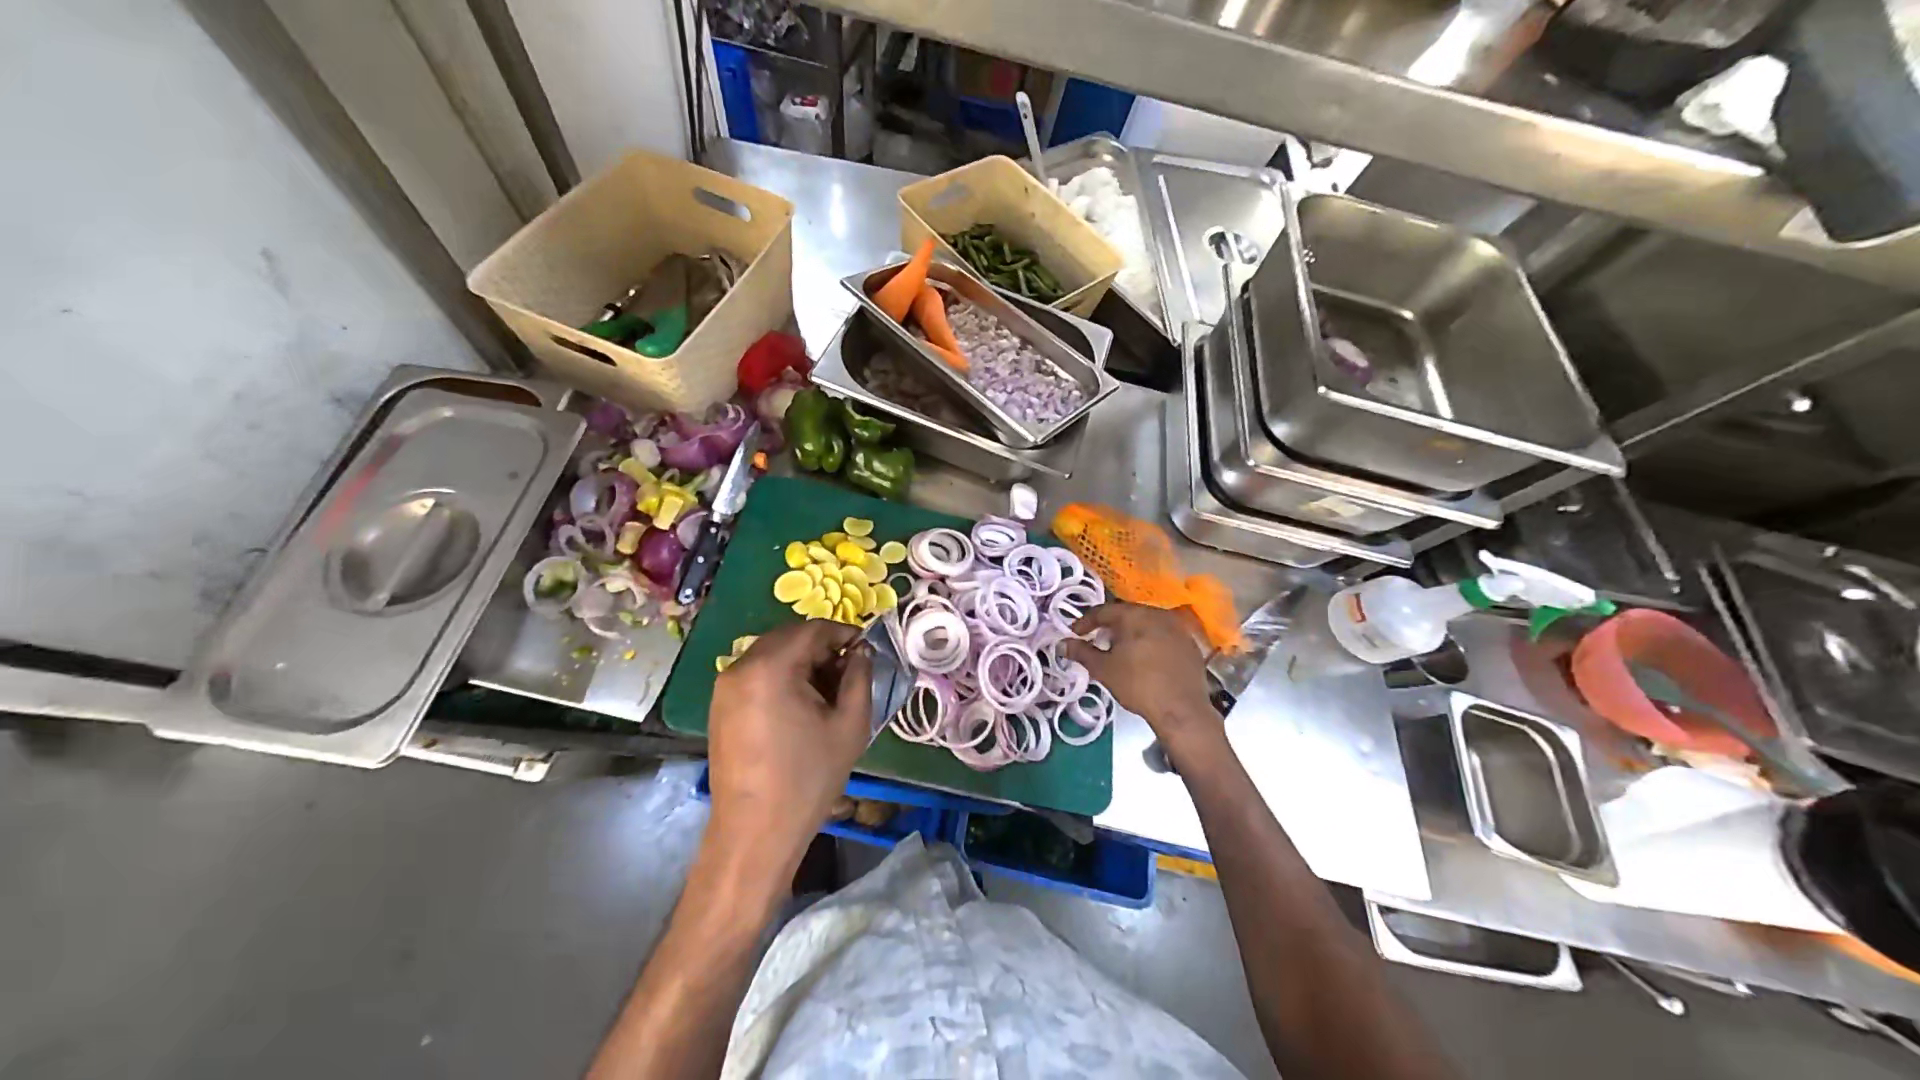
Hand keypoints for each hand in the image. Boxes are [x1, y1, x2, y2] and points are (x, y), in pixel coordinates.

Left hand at [706, 620, 872, 874]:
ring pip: (771, 653)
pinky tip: (800, 705)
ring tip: (827, 691)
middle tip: (848, 672)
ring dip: (801, 661)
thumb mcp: (849, 725)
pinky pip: (756, 673)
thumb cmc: (808, 778)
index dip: (844, 633)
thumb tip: (860, 651)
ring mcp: (725, 686)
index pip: (813, 629)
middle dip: (822, 647)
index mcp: (771, 667)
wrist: (755, 831)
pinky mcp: (720, 705)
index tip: (865, 650)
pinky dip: (781, 675)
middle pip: (789, 637)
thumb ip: (859, 677)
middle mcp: (741, 666)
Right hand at [1062, 603, 1222, 756]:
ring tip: (1120, 651)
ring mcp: (1178, 628)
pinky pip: (1163, 636)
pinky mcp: (1190, 644)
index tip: (1075, 634)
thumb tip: (1062, 644)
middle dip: (1109, 626)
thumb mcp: (1104, 669)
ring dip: (1131, 633)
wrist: (1181, 709)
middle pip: (1127, 614)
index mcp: (1135, 615)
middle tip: (1097, 641)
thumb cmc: (1138, 685)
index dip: (1086, 622)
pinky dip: (1150, 642)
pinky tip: (1145, 659)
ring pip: (1147, 624)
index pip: (1104, 611)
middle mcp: (1158, 614)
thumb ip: (1081, 652)